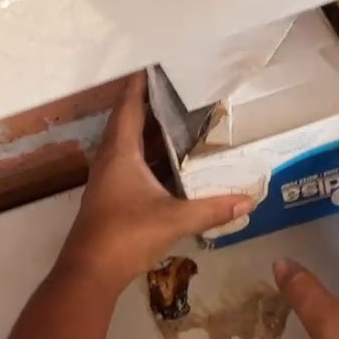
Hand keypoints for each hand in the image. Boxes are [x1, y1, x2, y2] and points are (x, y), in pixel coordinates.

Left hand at [56, 74, 252, 294]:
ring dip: (147, 130)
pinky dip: (146, 153)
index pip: (129, 107)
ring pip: (127, 143)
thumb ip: (212, 209)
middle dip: (147, 104)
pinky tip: (165, 160)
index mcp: (120, 152)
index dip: (139, 85)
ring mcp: (107, 178)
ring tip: (175, 117)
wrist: (89, 272)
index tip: (152, 65)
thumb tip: (248, 201)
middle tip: (175, 89)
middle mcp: (110, 159)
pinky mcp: (109, 196)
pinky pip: (128, 162)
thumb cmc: (126, 234)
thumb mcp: (174, 219)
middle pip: (127, 121)